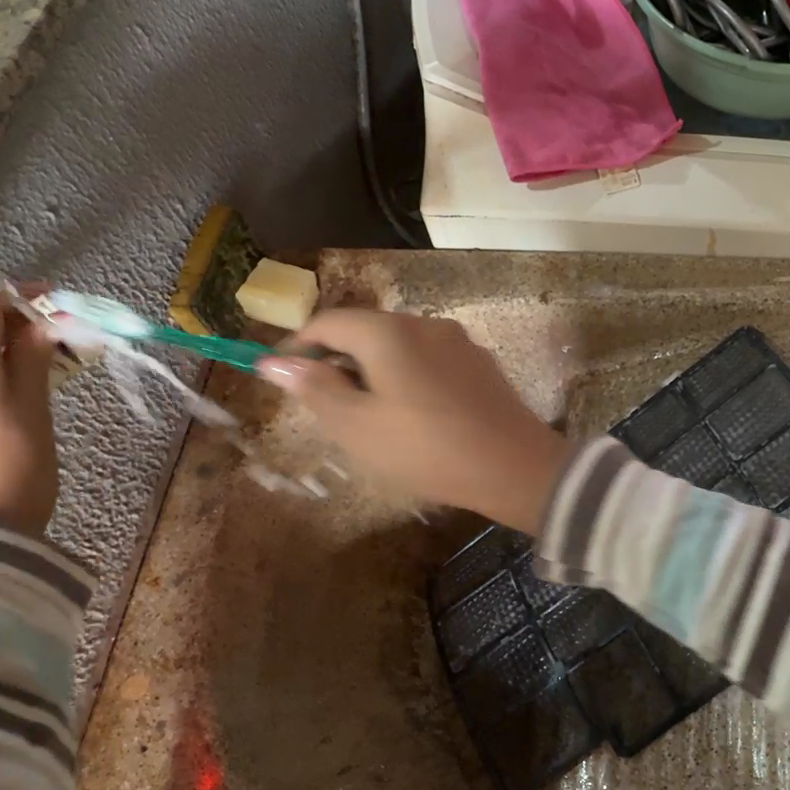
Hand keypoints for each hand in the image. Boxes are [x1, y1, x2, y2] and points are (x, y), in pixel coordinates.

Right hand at [256, 311, 569, 533]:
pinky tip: (413, 414)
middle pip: (368, 330)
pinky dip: (409, 377)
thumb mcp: (357, 425)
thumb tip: (273, 362)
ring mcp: (461, 343)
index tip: (279, 375)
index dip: (298, 346)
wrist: (515, 467)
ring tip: (367, 413)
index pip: (329, 322)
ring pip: (402, 346)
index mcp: (390, 331)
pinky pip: (432, 361)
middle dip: (339, 359)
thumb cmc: (426, 449)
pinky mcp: (483, 365)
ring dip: (375, 369)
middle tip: (323, 402)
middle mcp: (427, 324)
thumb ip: (314, 388)